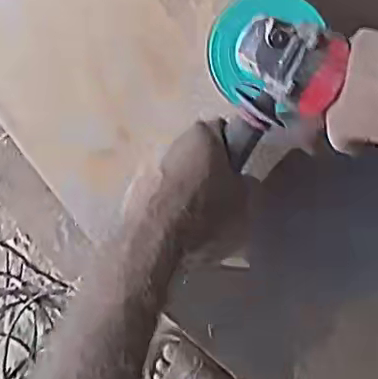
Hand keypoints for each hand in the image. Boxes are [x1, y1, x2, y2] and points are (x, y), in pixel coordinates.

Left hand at [120, 119, 247, 258]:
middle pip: (195, 153)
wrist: (153, 248)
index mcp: (201, 136)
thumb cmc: (207, 218)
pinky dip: (166, 208)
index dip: (232, 149)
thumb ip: (247, 183)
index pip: (221, 129)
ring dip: (184, 190)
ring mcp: (145, 167)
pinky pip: (157, 196)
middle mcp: (170, 142)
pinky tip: (175, 232)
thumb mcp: (247, 203)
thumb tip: (241, 181)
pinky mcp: (130, 193)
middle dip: (206, 170)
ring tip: (197, 223)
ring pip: (175, 174)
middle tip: (221, 199)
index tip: (238, 171)